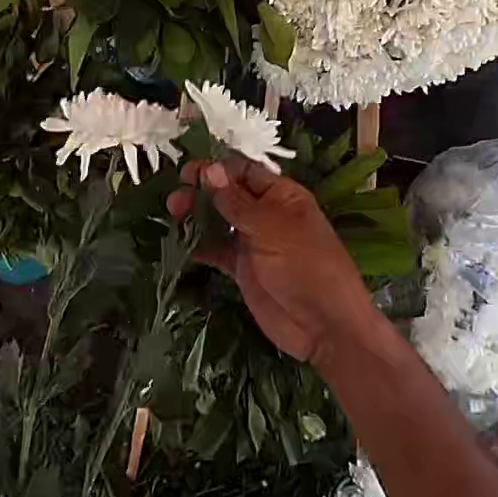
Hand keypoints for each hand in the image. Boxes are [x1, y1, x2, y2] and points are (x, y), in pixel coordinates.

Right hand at [166, 158, 378, 365]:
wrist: (323, 326)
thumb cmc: (304, 267)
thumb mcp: (270, 228)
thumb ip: (237, 202)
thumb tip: (210, 170)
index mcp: (282, 196)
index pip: (245, 172)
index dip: (218, 170)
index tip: (189, 173)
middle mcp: (266, 214)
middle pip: (229, 195)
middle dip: (202, 192)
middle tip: (177, 197)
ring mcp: (254, 242)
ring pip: (219, 221)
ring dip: (197, 215)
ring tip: (174, 213)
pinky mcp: (243, 268)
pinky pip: (217, 249)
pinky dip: (200, 244)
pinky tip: (182, 241)